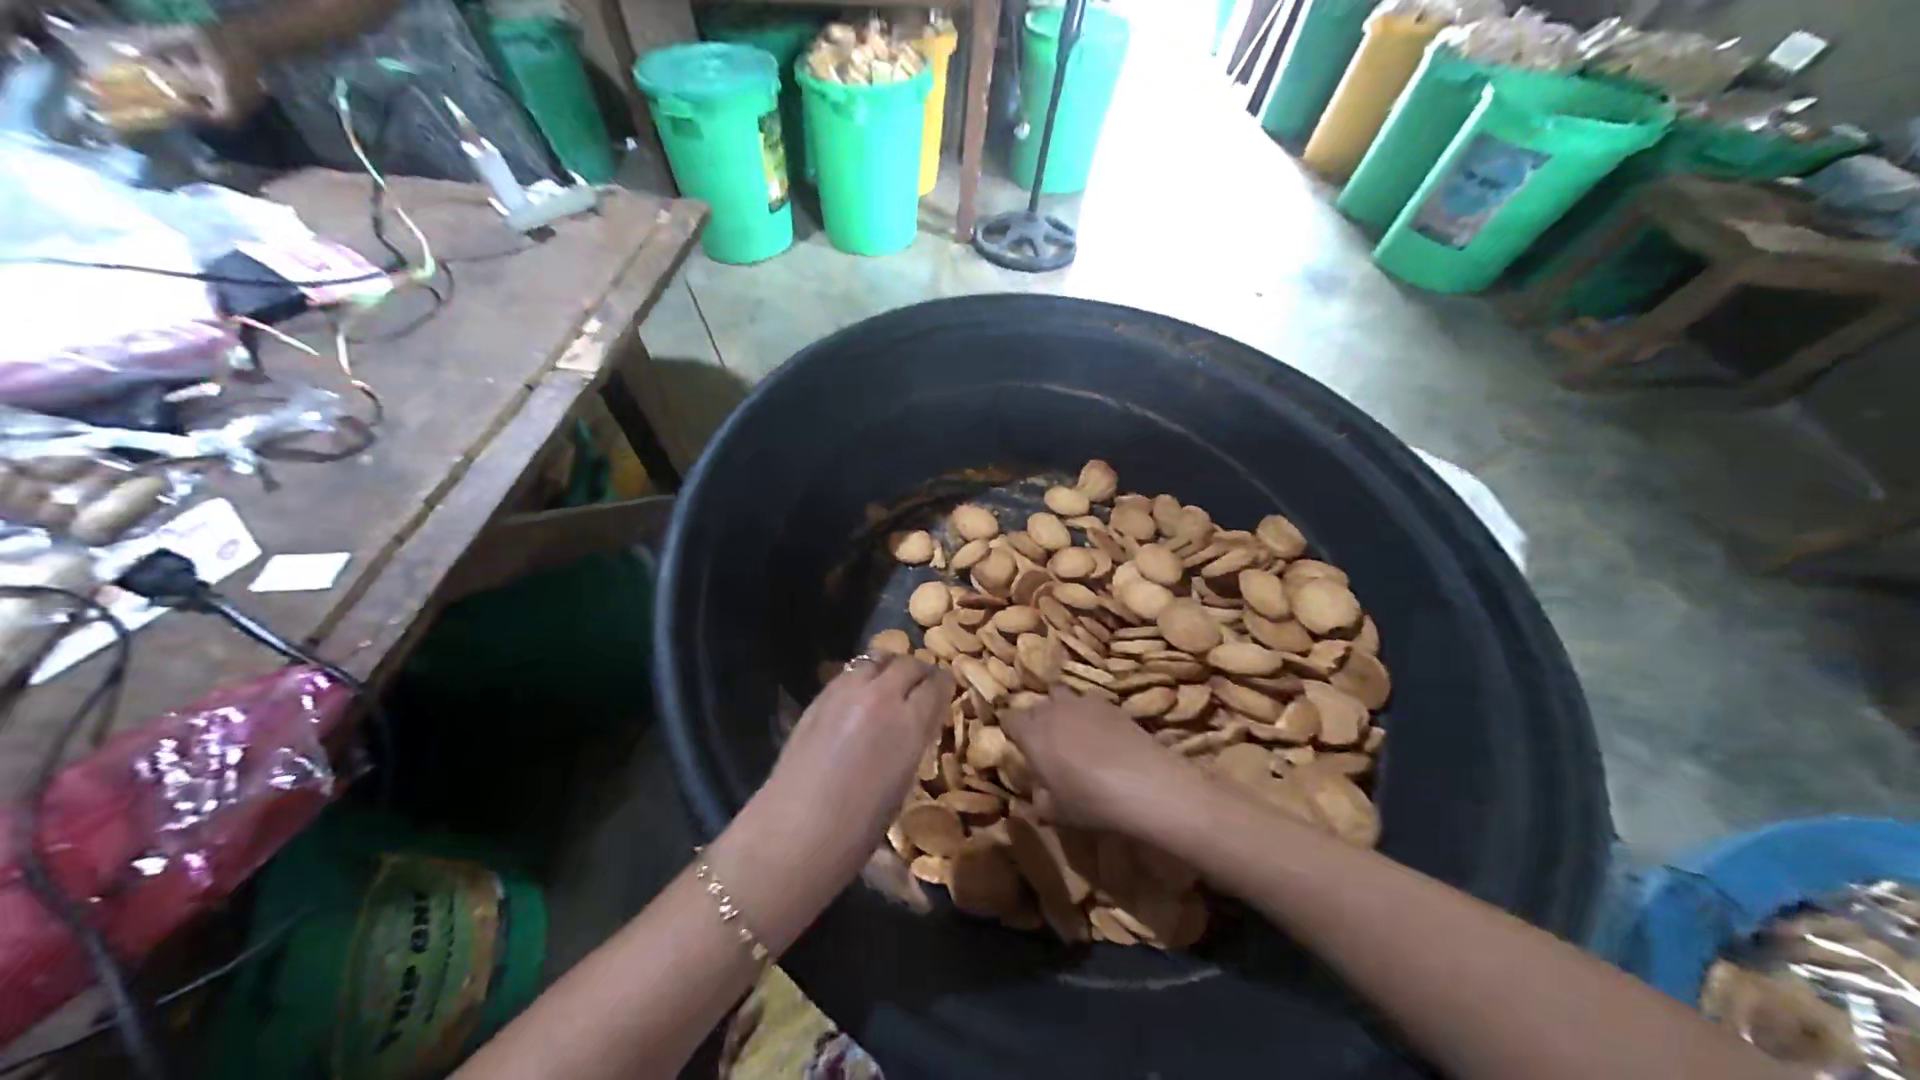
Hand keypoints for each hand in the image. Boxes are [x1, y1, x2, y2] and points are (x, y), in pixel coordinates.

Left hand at [755, 654, 951, 865]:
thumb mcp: (904, 782)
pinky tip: (859, 697)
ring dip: (889, 668)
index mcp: (909, 722)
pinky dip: (862, 677)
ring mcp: (845, 692)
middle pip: (908, 663)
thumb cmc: (859, 828)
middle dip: (919, 672)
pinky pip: (850, 673)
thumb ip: (914, 741)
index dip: (943, 685)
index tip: (945, 690)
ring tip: (889, 685)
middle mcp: (880, 696)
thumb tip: (918, 722)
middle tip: (921, 686)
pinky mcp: (818, 697)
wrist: (794, 833)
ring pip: (877, 659)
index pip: (936, 683)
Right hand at [1001, 688, 1206, 833]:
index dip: (1011, 730)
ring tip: (1073, 733)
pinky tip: (1102, 736)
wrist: (1145, 784)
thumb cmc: (1090, 801)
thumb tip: (1038, 792)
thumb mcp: (1056, 812)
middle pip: (1036, 705)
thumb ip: (1039, 799)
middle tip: (1045, 743)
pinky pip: (1090, 703)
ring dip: (1062, 710)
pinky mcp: (1111, 704)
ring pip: (1062, 696)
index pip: (1008, 719)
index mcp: (1031, 733)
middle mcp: (1053, 710)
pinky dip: (1089, 714)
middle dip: (1036, 719)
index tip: (1017, 745)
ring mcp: (1083, 703)